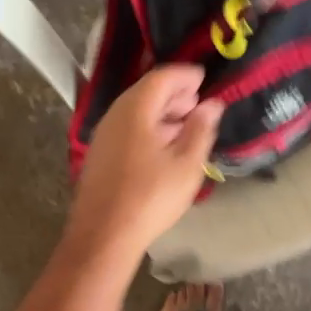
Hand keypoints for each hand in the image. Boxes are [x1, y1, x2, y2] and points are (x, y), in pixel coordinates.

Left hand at [66, 65, 221, 256]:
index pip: (161, 78)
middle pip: (145, 93)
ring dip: (161, 115)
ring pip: (135, 114)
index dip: (185, 75)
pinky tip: (162, 149)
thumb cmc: (150, 197)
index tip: (203, 79)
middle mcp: (114, 116)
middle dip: (173, 95)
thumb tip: (211, 105)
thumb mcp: (186, 165)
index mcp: (135, 110)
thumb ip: (200, 130)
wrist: (104, 235)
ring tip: (184, 127)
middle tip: (196, 103)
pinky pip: (127, 131)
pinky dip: (147, 130)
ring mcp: (103, 137)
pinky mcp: (99, 157)